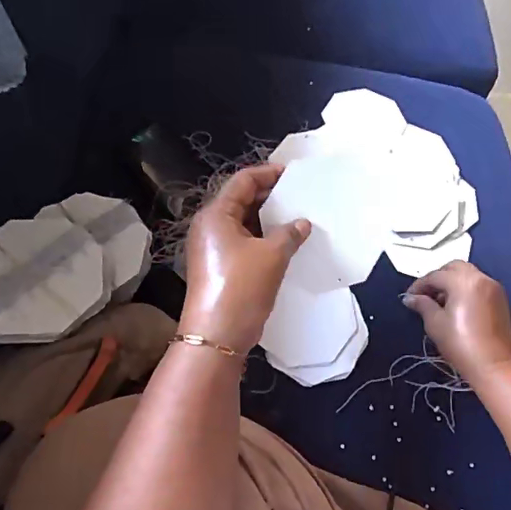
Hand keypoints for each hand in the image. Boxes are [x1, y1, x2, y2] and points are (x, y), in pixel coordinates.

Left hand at [180, 163, 310, 351]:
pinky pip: (242, 243)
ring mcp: (212, 248)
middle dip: (270, 197)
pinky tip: (285, 244)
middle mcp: (209, 227)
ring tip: (297, 219)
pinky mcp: (219, 267)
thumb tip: (301, 223)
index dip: (268, 173)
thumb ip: (289, 233)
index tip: (293, 175)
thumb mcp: (272, 256)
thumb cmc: (241, 287)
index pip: (242, 181)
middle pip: (240, 200)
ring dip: (268, 220)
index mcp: (216, 215)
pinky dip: (262, 239)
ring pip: (243, 223)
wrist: (217, 335)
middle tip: (299, 196)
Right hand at [402, 261, 510, 380]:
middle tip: (425, 294)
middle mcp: (481, 278)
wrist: (493, 365)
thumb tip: (410, 298)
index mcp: (464, 281)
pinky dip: (464, 288)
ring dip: (451, 282)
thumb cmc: (460, 343)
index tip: (409, 297)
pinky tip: (455, 305)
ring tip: (439, 301)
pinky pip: (477, 285)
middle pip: (454, 268)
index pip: (436, 276)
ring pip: (468, 275)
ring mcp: (493, 288)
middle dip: (437, 278)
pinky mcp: (500, 299)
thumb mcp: (435, 323)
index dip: (419, 285)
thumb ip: (422, 305)